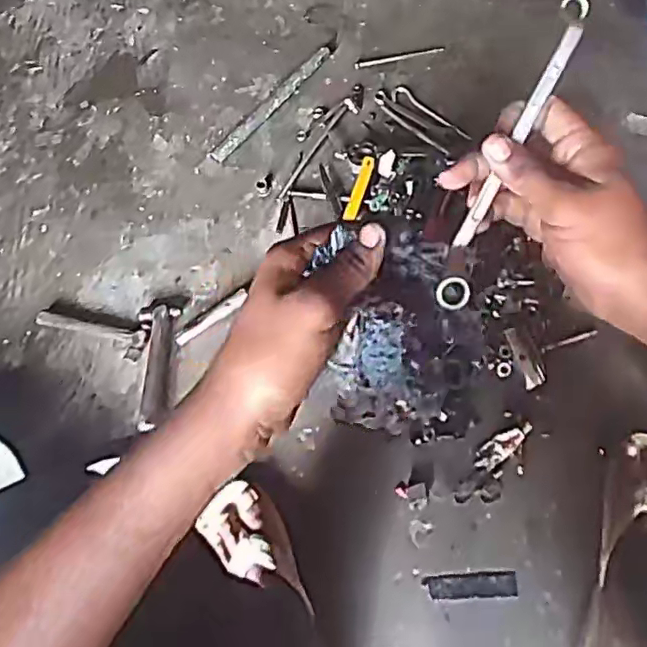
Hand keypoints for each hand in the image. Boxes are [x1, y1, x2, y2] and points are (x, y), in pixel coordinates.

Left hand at [195, 223, 385, 448]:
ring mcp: (299, 307)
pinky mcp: (307, 334)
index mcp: (286, 260)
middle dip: (368, 266)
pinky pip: (338, 315)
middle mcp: (291, 279)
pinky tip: (372, 321)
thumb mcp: (315, 305)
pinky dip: (355, 316)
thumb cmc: (267, 358)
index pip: (335, 232)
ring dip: (364, 293)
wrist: (245, 414)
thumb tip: (373, 235)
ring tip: (393, 296)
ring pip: (341, 289)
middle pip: (339, 259)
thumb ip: (347, 270)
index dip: (365, 236)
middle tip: (401, 273)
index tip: (396, 245)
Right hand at [437, 97, 646, 327]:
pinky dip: (493, 209)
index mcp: (581, 151)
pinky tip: (477, 217)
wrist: (636, 300)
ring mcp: (555, 194)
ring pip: (511, 178)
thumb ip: (527, 176)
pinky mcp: (546, 220)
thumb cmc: (617, 249)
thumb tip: (493, 146)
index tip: (489, 143)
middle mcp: (566, 167)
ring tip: (466, 201)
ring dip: (485, 186)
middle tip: (457, 178)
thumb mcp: (568, 208)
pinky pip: (513, 205)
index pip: (544, 115)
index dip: (515, 122)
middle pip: (518, 148)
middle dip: (487, 160)